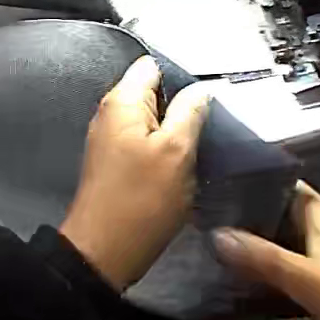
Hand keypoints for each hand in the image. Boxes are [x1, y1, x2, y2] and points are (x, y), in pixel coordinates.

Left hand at [59, 56, 210, 290]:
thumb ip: (191, 112)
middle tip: (216, 122)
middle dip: (185, 103)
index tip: (213, 95)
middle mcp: (112, 113)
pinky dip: (167, 149)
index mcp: (122, 101)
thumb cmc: (142, 200)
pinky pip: (147, 142)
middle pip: (155, 92)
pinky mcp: (116, 163)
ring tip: (207, 143)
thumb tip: (203, 88)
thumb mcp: (176, 151)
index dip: (185, 74)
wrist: (103, 254)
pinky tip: (186, 164)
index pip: (154, 65)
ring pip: (154, 119)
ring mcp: (112, 139)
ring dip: (179, 129)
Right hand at [213, 183, 319, 319]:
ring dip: (256, 246)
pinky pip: (293, 266)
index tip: (209, 187)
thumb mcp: (312, 283)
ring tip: (211, 249)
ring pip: (285, 241)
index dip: (249, 183)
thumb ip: (265, 259)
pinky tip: (245, 279)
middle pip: (279, 214)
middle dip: (244, 218)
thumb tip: (216, 234)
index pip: (281, 184)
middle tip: (201, 223)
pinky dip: (271, 269)